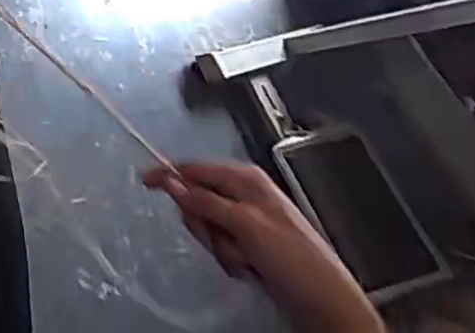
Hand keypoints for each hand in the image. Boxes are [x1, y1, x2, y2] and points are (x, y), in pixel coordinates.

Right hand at [144, 163, 383, 332]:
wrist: (330, 306)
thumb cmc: (292, 259)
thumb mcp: (245, 226)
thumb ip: (205, 201)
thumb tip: (169, 179)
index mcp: (245, 178)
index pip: (195, 168)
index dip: (169, 174)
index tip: (144, 181)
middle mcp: (245, 192)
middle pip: (199, 198)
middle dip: (204, 224)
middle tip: (222, 242)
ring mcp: (249, 218)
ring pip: (209, 224)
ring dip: (219, 245)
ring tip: (243, 260)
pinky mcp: (252, 243)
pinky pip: (223, 243)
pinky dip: (229, 256)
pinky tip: (248, 268)